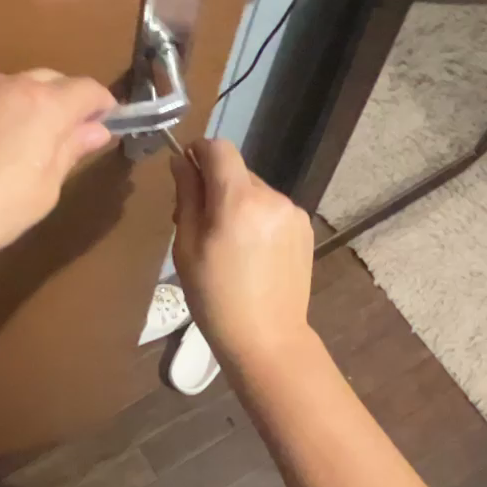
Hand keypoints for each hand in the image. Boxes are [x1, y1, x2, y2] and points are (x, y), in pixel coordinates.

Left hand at [0, 70, 115, 279]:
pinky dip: (6, 114)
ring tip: (32, 149)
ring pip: (20, 88)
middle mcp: (11, 85)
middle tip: (71, 143)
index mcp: (45, 104)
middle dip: (69, 104)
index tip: (106, 129)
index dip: (103, 108)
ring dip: (35, 108)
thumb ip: (70, 151)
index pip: (88, 90)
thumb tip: (95, 130)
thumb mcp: (45, 189)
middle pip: (54, 81)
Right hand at [170, 138, 314, 363]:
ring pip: (255, 191)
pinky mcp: (304, 228)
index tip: (186, 173)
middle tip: (200, 225)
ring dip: (237, 204)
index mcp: (238, 200)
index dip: (198, 153)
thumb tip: (181, 163)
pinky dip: (257, 219)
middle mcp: (271, 197)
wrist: (266, 337)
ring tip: (228, 246)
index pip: (219, 149)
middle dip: (216, 187)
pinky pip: (272, 210)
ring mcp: (293, 213)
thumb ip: (186, 198)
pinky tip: (252, 254)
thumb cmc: (214, 297)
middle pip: (236, 171)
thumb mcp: (187, 247)